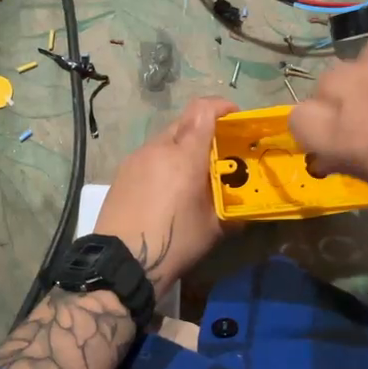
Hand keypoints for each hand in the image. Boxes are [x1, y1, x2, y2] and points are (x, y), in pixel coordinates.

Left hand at [93, 96, 237, 298]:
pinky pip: (150, 156)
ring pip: (165, 139)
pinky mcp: (122, 173)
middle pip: (184, 123)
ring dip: (182, 147)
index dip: (221, 106)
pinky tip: (169, 188)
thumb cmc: (174, 241)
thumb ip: (231, 207)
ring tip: (193, 174)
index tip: (236, 117)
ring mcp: (136, 159)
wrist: (122, 262)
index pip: (203, 110)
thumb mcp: (213, 227)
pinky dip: (164, 161)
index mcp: (184, 155)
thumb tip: (245, 206)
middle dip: (204, 130)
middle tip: (218, 152)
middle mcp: (158, 148)